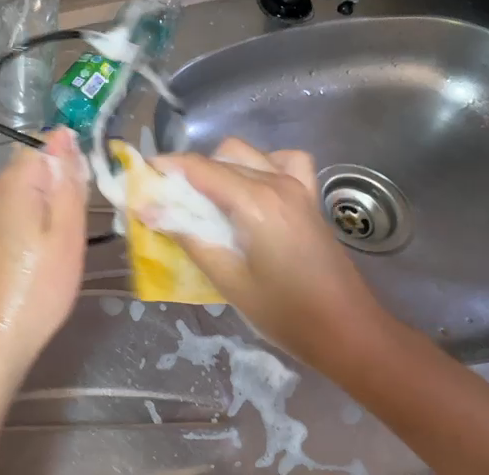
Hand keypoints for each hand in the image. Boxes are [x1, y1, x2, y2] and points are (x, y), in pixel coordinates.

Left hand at [0, 129, 88, 374]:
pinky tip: (53, 246)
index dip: (73, 156)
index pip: (46, 141)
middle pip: (38, 163)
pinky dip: (42, 216)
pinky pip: (23, 205)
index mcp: (15, 179)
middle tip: (83, 217)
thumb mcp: (67, 232)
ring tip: (72, 234)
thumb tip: (65, 135)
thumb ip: (68, 181)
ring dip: (56, 200)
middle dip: (65, 179)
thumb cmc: (40, 285)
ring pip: (32, 186)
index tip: (92, 186)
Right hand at [149, 139, 388, 362]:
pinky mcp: (309, 196)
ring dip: (219, 165)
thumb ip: (186, 236)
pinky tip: (252, 187)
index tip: (138, 179)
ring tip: (206, 198)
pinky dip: (262, 163)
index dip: (163, 168)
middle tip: (166, 201)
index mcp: (253, 201)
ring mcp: (296, 186)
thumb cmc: (285, 313)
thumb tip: (146, 209)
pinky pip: (283, 160)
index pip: (196, 167)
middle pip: (216, 158)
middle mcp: (274, 182)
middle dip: (186, 173)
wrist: (350, 334)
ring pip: (245, 153)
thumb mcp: (227, 278)